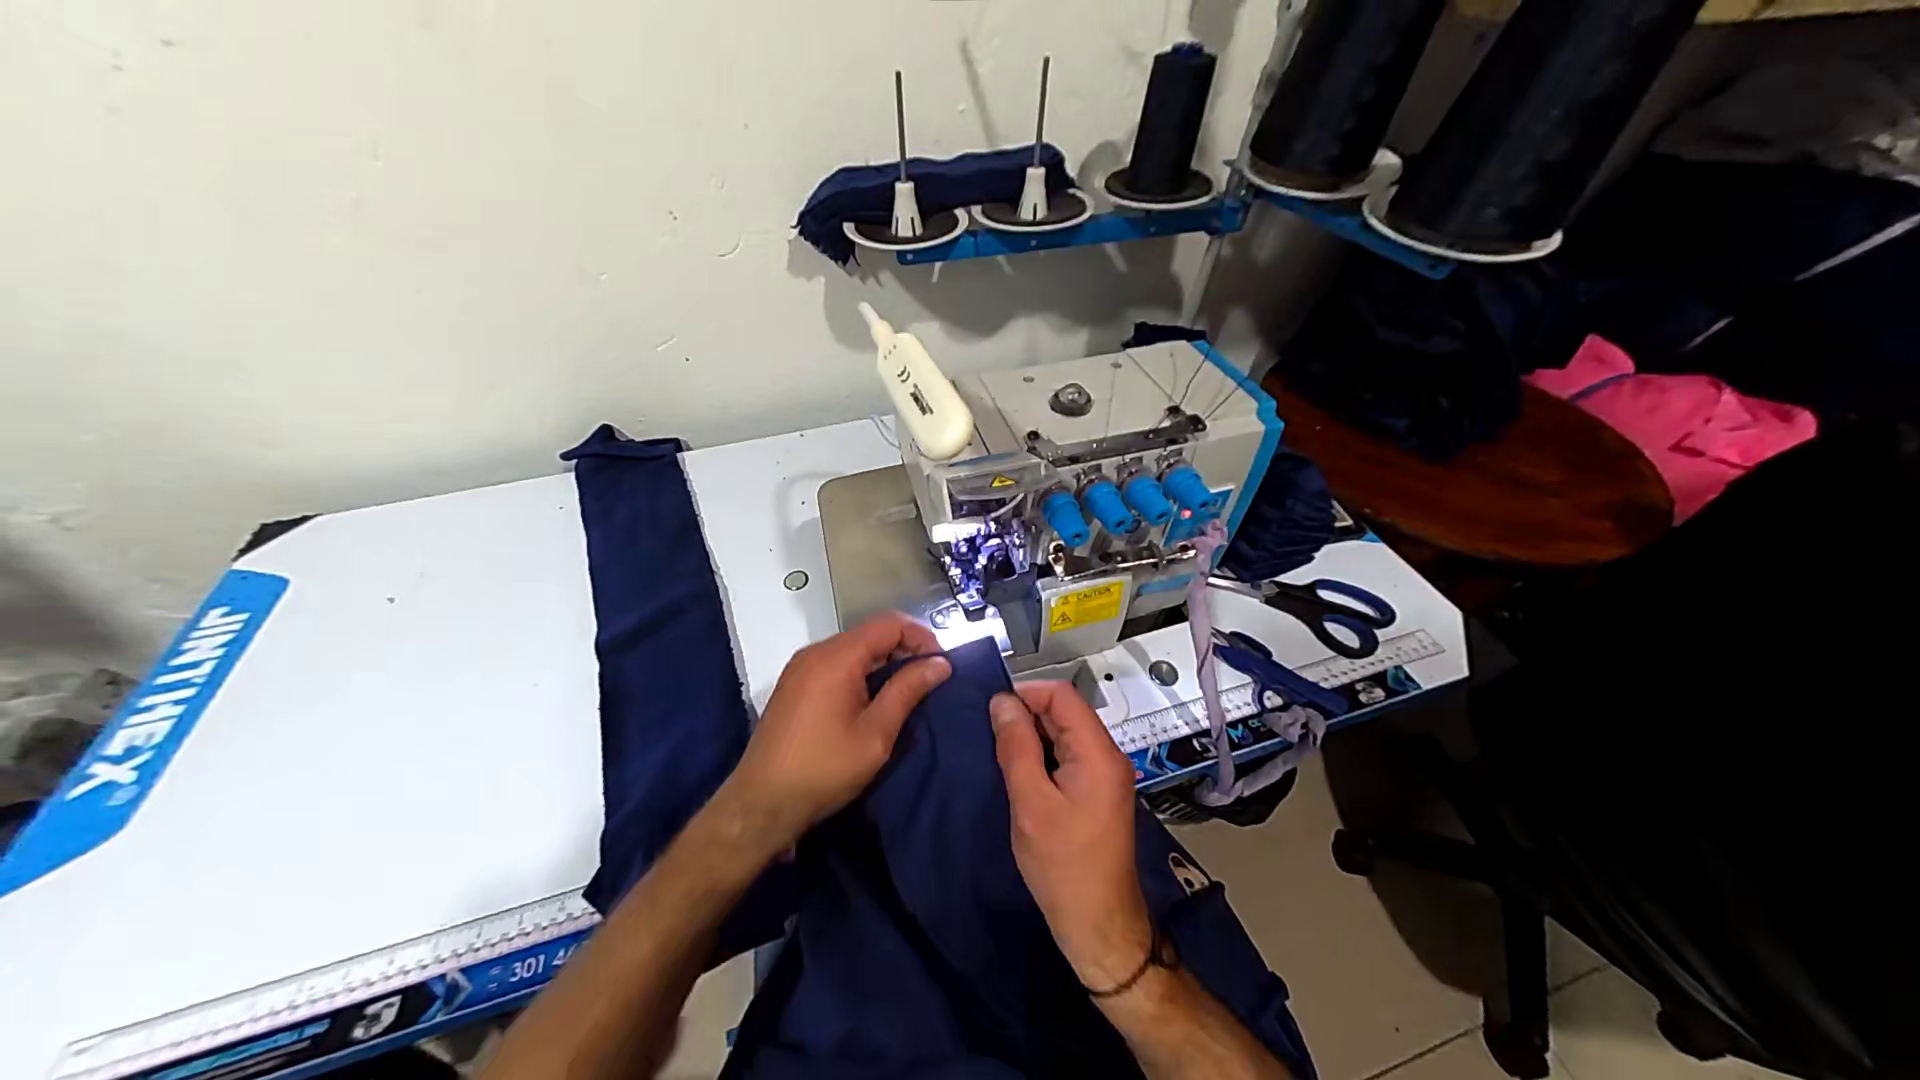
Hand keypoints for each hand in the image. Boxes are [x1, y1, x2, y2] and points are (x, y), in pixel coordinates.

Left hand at [717, 612, 950, 854]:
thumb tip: (940, 664)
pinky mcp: (794, 684)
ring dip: (883, 661)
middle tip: (928, 680)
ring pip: (853, 647)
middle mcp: (816, 651)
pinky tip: (871, 699)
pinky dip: (860, 671)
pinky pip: (835, 662)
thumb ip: (907, 691)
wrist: (762, 803)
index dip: (921, 637)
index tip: (941, 665)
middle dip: (904, 649)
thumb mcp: (876, 733)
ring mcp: (800, 667)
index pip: (889, 624)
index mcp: (837, 657)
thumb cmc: (824, 769)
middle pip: (870, 632)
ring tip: (905, 691)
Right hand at [991, 683, 1153, 989]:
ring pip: (1064, 734)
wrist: (1097, 921)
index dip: (1026, 693)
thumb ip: (1016, 746)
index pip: (1062, 695)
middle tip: (991, 737)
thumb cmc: (1063, 865)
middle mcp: (1108, 756)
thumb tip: (1001, 701)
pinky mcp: (1097, 791)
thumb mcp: (1030, 803)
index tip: (992, 710)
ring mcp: (1105, 774)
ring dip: (1033, 736)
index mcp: (1098, 753)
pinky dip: (1043, 756)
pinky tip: (1020, 773)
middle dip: (1027, 715)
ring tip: (1001, 755)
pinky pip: (1068, 756)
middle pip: (1065, 712)